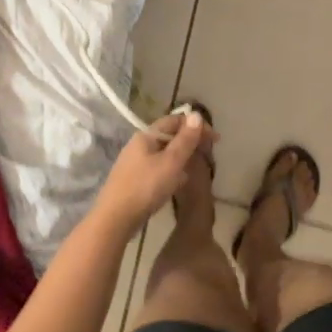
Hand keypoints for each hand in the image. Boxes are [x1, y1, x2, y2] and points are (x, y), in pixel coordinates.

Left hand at [92, 111, 213, 234]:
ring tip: (198, 168)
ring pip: (164, 153)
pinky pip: (158, 167)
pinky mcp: (135, 178)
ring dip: (182, 157)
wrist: (116, 217)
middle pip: (169, 136)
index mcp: (146, 135)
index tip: (215, 139)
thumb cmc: (146, 186)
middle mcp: (139, 144)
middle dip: (190, 142)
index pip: (175, 121)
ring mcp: (135, 162)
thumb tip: (196, 114)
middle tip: (209, 154)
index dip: (196, 126)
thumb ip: (185, 140)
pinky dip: (172, 170)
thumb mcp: (171, 162)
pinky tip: (179, 182)